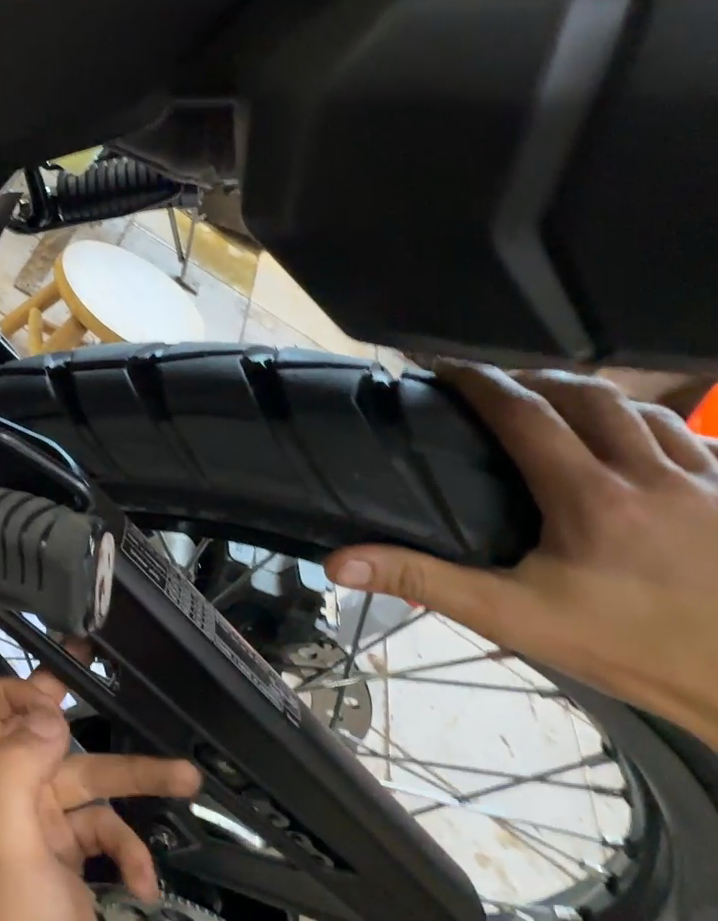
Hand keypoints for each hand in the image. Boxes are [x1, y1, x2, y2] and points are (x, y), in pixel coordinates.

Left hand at [0, 670, 201, 920]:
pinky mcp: (70, 854)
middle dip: (78, 707)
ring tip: (185, 778)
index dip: (14, 690)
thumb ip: (19, 766)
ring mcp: (40, 821)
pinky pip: (106, 831)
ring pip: (90, 779)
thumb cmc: (16, 913)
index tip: (56, 700)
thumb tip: (42, 710)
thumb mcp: (12, 836)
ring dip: (136, 779)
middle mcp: (8, 788)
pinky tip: (143, 879)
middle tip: (104, 669)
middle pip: (43, 731)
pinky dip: (130, 850)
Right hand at [324, 362, 717, 746]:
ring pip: (646, 412)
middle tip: (493, 385)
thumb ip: (423, 580)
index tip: (442, 367)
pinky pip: (698, 440)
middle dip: (533, 379)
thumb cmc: (626, 649)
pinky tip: (639, 441)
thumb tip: (337, 563)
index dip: (479, 381)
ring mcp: (712, 485)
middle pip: (589, 396)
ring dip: (594, 398)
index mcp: (591, 497)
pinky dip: (655, 427)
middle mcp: (655, 476)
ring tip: (558, 405)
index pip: (524, 414)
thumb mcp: (512, 618)